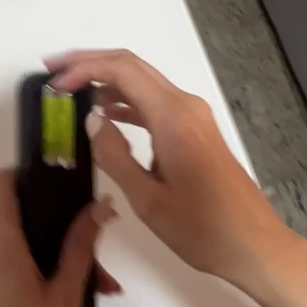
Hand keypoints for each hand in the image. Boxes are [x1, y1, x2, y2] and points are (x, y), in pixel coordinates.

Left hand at [0, 168, 115, 306]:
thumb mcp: (68, 297)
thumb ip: (82, 247)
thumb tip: (101, 205)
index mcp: (0, 250)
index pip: (4, 187)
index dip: (31, 172)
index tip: (65, 173)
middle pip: (27, 220)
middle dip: (68, 230)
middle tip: (106, 253)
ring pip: (31, 249)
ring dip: (67, 259)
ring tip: (105, 288)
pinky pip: (22, 270)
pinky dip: (52, 276)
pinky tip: (85, 298)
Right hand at [48, 49, 306, 295]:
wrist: (253, 244)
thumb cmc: (201, 228)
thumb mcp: (148, 199)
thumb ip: (115, 155)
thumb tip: (92, 120)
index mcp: (172, 117)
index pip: (121, 71)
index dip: (83, 69)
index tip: (54, 84)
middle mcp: (184, 105)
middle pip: (132, 65)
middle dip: (90, 62)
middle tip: (53, 70)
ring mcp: (193, 115)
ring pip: (143, 80)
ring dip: (106, 79)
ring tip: (71, 89)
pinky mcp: (195, 129)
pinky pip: (154, 101)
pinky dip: (126, 99)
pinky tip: (106, 113)